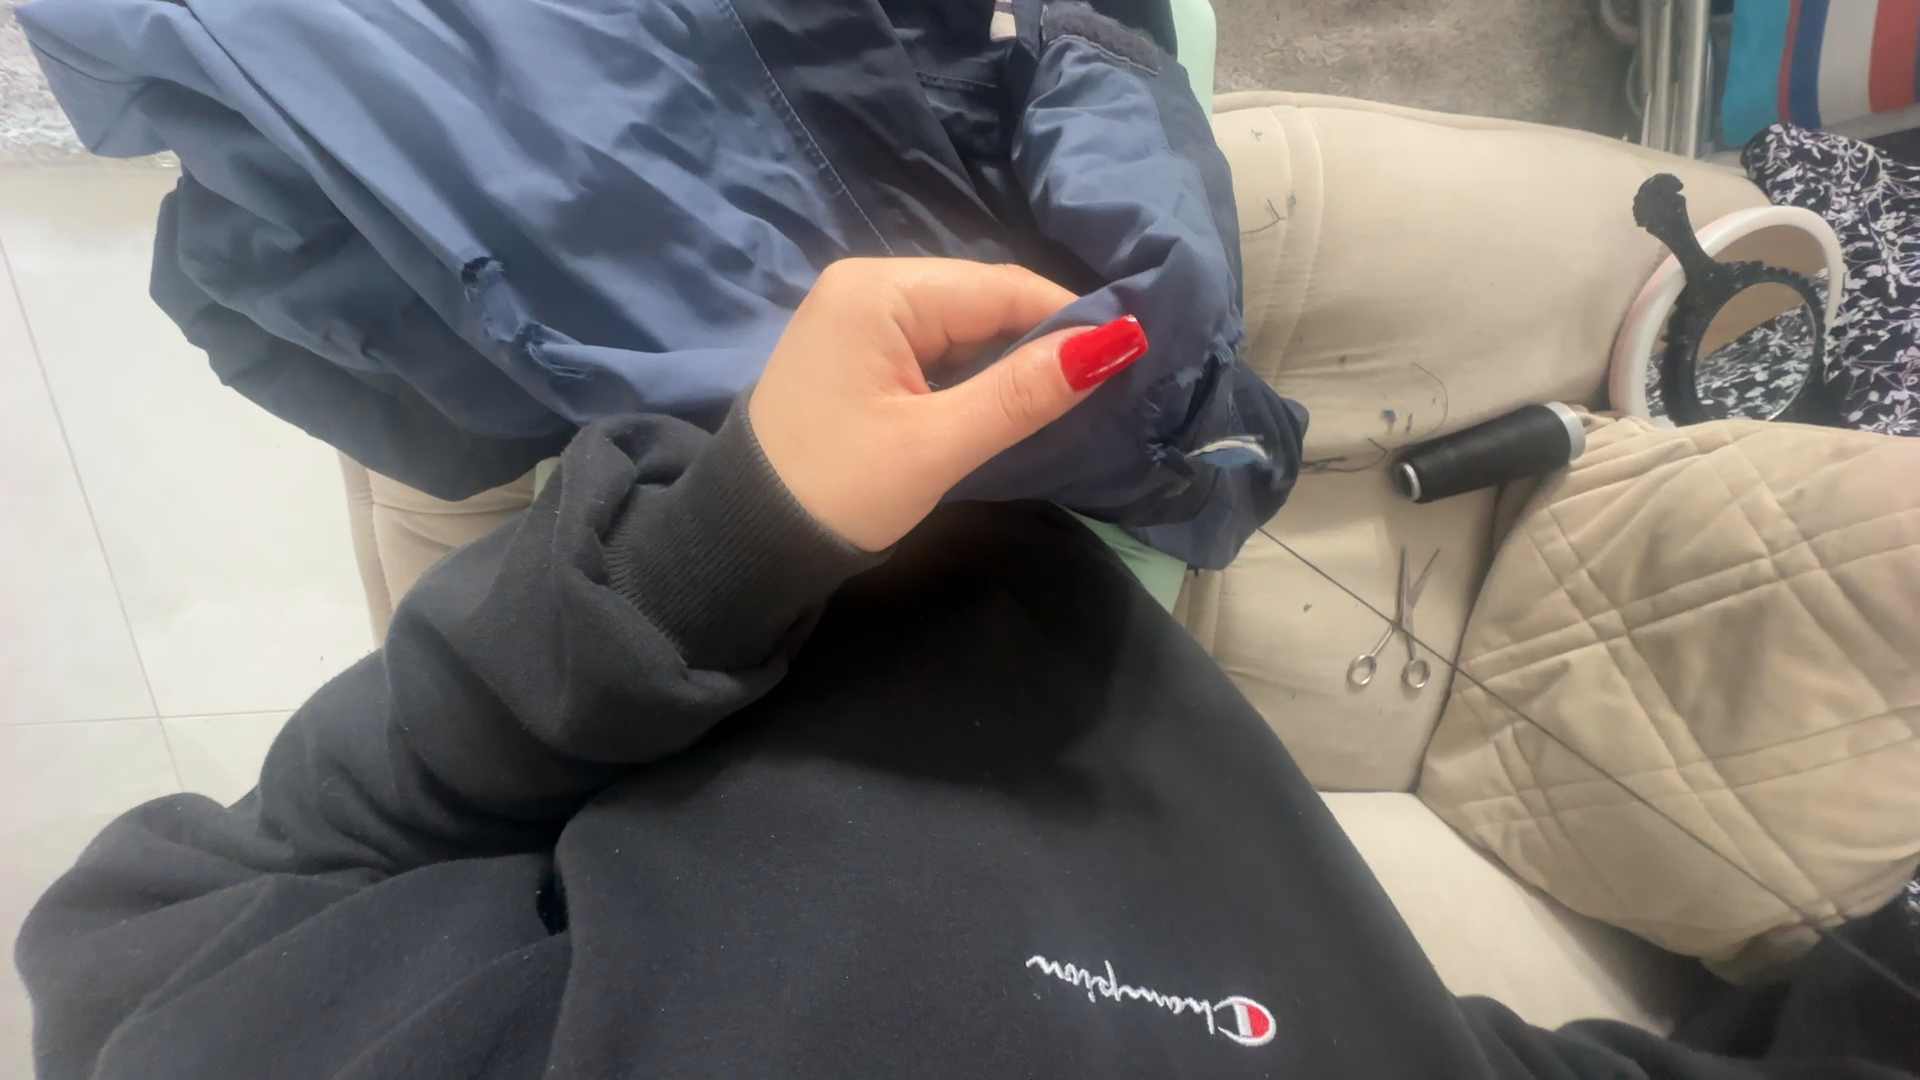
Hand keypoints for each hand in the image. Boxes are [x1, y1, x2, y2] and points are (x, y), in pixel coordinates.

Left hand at [749, 258, 1146, 550]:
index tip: (1126, 355)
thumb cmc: (840, 490)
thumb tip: (1116, 342)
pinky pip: (932, 349)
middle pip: (979, 302)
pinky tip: (1000, 400)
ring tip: (1059, 396)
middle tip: (1097, 384)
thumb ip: (1022, 393)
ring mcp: (857, 320)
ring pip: (960, 328)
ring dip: (1007, 361)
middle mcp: (866, 288)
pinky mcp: (857, 354)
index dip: (1067, 318)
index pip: (997, 288)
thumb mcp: (936, 444)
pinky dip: (971, 374)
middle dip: (1038, 341)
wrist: (752, 538)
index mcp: (878, 293)